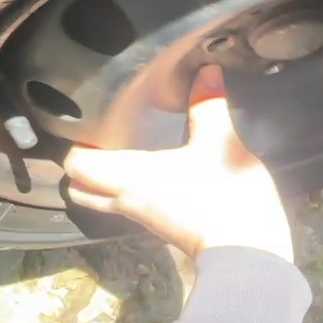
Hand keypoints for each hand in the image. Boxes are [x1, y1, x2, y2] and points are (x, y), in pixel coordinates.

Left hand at [63, 66, 293, 262]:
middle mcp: (126, 199)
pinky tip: (151, 170)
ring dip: (103, 179)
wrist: (249, 253)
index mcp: (129, 176)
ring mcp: (142, 217)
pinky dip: (127, 189)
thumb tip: (206, 69)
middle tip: (99, 137)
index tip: (85, 121)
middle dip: (83, 165)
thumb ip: (208, 106)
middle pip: (81, 187)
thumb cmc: (226, 195)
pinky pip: (128, 205)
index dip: (74, 143)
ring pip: (104, 199)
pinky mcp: (161, 227)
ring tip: (121, 150)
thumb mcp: (220, 143)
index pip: (76, 164)